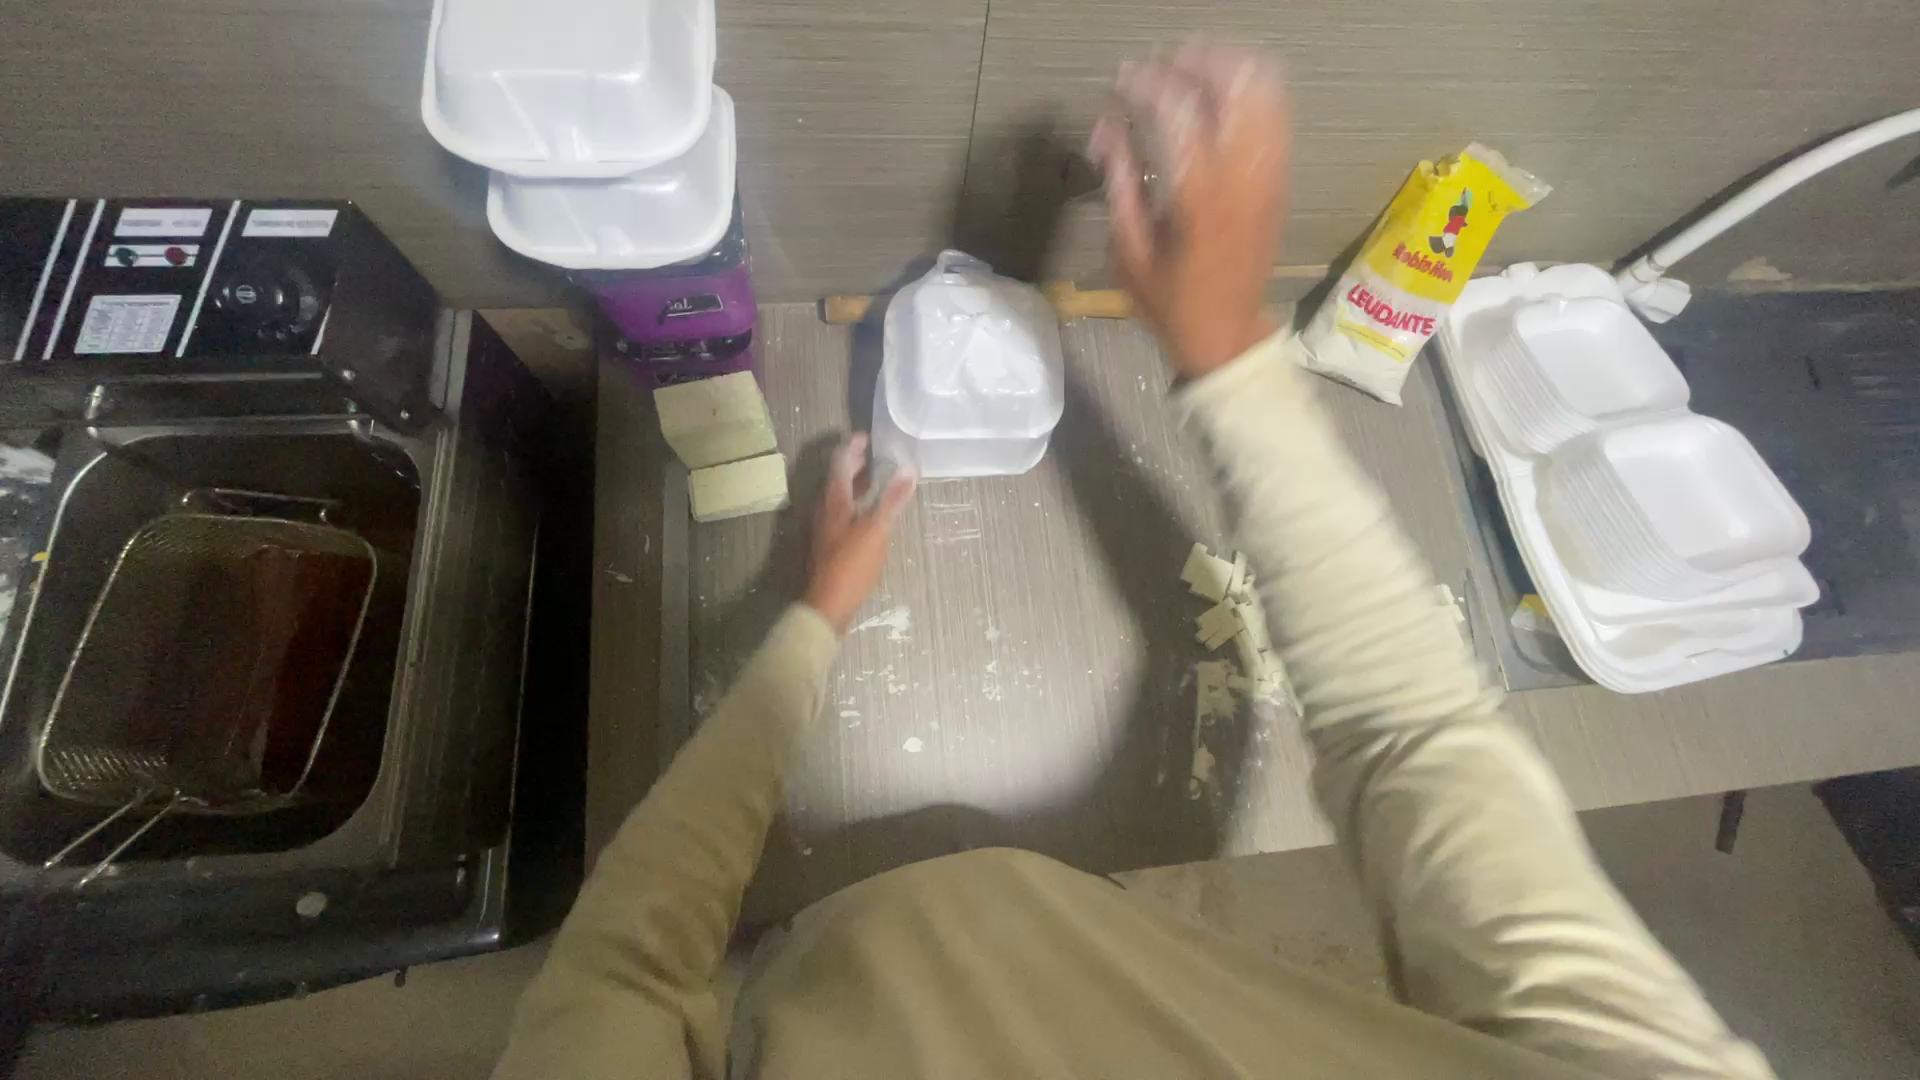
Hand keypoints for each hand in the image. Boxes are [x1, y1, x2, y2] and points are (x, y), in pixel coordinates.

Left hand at [804, 435, 916, 633]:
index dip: (854, 445)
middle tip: (877, 454)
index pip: (840, 460)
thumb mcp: (876, 530)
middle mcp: (824, 507)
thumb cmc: (850, 564)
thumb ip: (892, 499)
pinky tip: (871, 513)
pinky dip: (857, 502)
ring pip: (840, 495)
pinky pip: (842, 512)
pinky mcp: (829, 542)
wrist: (827, 604)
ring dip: (857, 483)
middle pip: (838, 476)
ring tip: (878, 479)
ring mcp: (824, 526)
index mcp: (833, 499)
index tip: (871, 436)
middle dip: (856, 462)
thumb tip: (909, 469)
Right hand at [1088, 42, 1290, 378]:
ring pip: (1264, 89)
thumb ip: (1119, 183)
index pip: (1177, 111)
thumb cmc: (1169, 302)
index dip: (1148, 84)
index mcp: (1198, 197)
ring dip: (1227, 68)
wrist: (1226, 332)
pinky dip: (1250, 90)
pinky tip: (1222, 96)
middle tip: (1161, 67)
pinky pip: (1276, 112)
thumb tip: (1106, 129)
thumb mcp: (1128, 252)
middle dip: (1195, 62)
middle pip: (1233, 84)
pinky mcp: (1281, 177)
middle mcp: (1242, 175)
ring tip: (1191, 70)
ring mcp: (1269, 173)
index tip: (1122, 78)